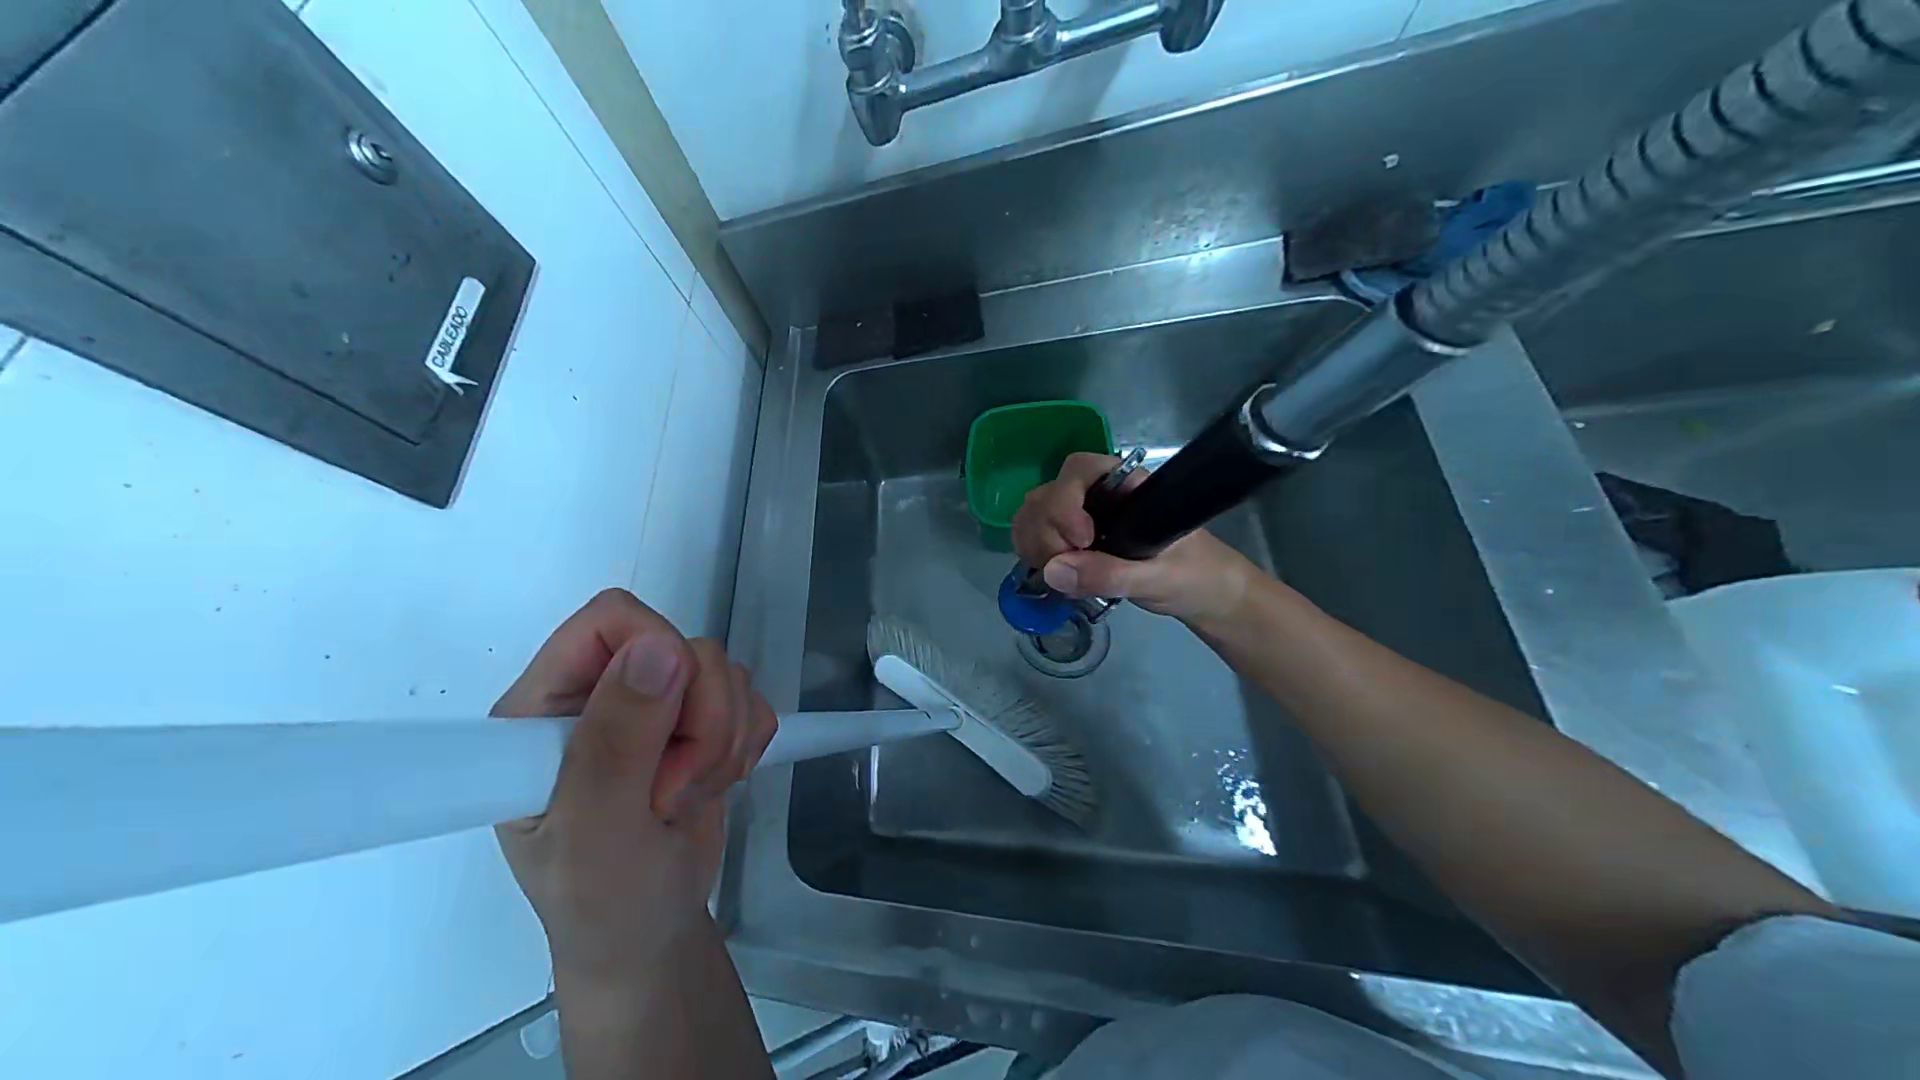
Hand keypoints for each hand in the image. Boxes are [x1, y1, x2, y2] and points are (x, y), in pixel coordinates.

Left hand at [491, 589, 777, 985]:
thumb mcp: (594, 833)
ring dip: (725, 740)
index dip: (657, 653)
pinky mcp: (702, 719)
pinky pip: (752, 697)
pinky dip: (748, 743)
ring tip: (688, 795)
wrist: (652, 932)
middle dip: (702, 721)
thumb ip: (616, 744)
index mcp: (546, 705)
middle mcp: (602, 692)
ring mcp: (657, 704)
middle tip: (673, 787)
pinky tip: (716, 783)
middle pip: (685, 646)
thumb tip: (658, 649)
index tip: (672, 722)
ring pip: (725, 671)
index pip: (609, 620)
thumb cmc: (601, 900)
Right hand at [1011, 452, 1260, 623]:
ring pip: (1035, 512)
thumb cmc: (1195, 576)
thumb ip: (1110, 574)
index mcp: (1127, 487)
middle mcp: (1098, 495)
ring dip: (1034, 542)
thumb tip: (1053, 570)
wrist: (1206, 594)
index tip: (1082, 541)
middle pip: (1048, 493)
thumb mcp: (1159, 578)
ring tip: (1060, 574)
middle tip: (1068, 568)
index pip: (1080, 470)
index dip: (1067, 501)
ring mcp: (1080, 516)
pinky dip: (1032, 552)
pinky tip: (1049, 573)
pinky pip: (1035, 534)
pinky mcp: (1071, 539)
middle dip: (1047, 531)